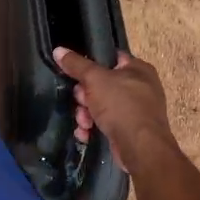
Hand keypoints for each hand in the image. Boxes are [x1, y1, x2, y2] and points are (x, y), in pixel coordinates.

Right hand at [51, 48, 178, 175]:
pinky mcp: (130, 130)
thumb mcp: (94, 79)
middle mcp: (141, 88)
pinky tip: (86, 133)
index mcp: (138, 70)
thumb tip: (58, 50)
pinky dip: (94, 126)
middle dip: (85, 95)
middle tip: (81, 100)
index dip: (90, 63)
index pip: (110, 58)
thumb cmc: (121, 105)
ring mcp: (137, 111)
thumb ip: (76, 64)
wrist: (141, 149)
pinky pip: (107, 122)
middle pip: (101, 83)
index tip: (74, 71)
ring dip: (86, 113)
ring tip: (83, 122)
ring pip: (101, 105)